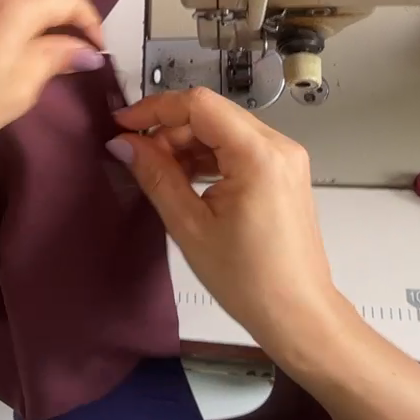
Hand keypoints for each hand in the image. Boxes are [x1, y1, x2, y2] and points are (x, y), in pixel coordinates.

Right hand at [108, 88, 350, 363]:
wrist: (298, 315)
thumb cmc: (247, 278)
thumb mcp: (189, 225)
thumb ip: (155, 174)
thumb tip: (122, 143)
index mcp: (258, 155)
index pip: (199, 105)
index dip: (155, 108)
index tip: (122, 124)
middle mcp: (278, 146)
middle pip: (210, 113)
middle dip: (168, 127)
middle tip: (134, 153)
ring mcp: (284, 158)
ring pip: (221, 128)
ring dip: (185, 142)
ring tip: (154, 170)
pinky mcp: (281, 172)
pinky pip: (236, 147)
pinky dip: (205, 155)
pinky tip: (181, 178)